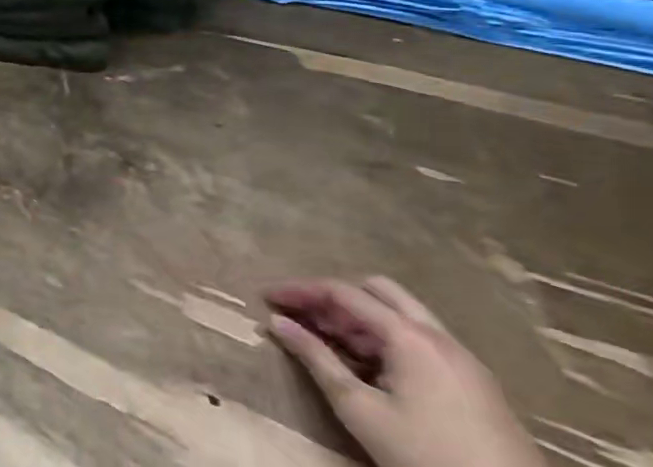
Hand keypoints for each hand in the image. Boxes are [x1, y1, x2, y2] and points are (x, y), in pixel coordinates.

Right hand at [265, 277, 543, 466]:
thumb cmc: (425, 453)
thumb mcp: (358, 408)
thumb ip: (316, 359)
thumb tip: (276, 322)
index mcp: (411, 337)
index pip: (343, 292)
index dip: (299, 289)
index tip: (265, 296)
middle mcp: (440, 337)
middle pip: (378, 291)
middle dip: (333, 296)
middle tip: (301, 312)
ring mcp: (463, 361)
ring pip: (401, 315)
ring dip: (358, 318)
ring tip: (325, 337)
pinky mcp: (475, 383)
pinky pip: (420, 341)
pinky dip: (384, 338)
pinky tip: (366, 363)